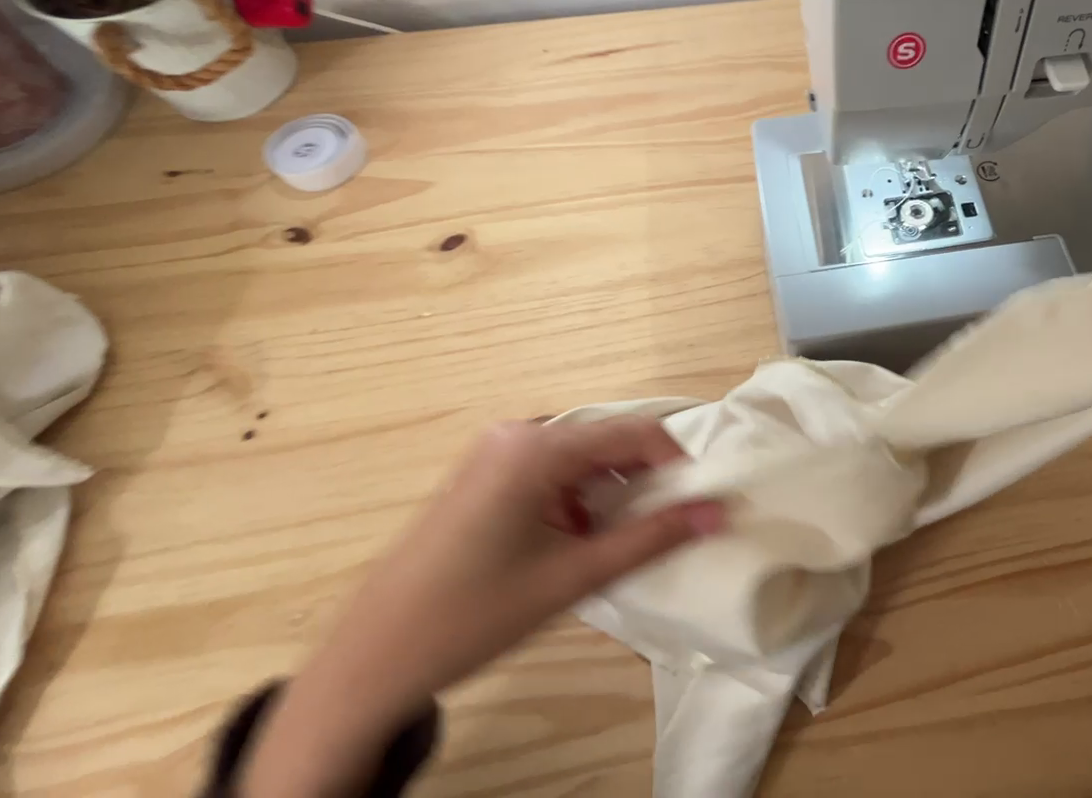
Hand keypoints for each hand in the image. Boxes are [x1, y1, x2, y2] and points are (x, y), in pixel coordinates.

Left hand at [243, 417, 722, 797]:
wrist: (373, 659)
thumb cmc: (476, 614)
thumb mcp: (574, 576)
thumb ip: (653, 538)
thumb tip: (719, 513)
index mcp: (537, 448)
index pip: (633, 432)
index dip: (676, 461)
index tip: (701, 500)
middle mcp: (516, 434)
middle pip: (606, 440)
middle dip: (643, 479)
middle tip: (667, 524)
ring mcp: (493, 452)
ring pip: (580, 457)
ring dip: (610, 491)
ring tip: (619, 540)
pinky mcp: (482, 475)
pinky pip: (550, 469)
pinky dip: (577, 496)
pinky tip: (577, 540)